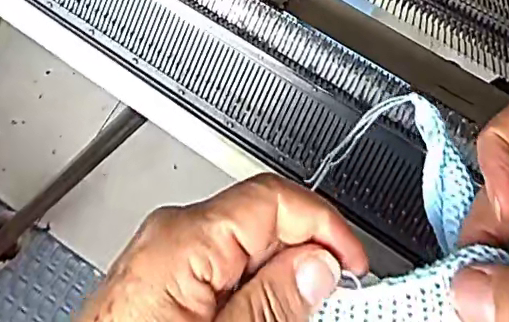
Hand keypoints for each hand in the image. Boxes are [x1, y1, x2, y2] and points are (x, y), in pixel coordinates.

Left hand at [80, 174, 369, 321]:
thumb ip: (270, 304)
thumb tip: (320, 264)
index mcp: (182, 241)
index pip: (275, 199)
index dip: (324, 226)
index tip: (353, 265)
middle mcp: (168, 237)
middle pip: (262, 217)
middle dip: (304, 253)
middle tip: (333, 298)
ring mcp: (159, 260)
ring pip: (244, 245)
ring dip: (278, 275)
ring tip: (296, 314)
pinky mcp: (155, 285)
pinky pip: (220, 268)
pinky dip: (250, 289)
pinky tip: (260, 314)